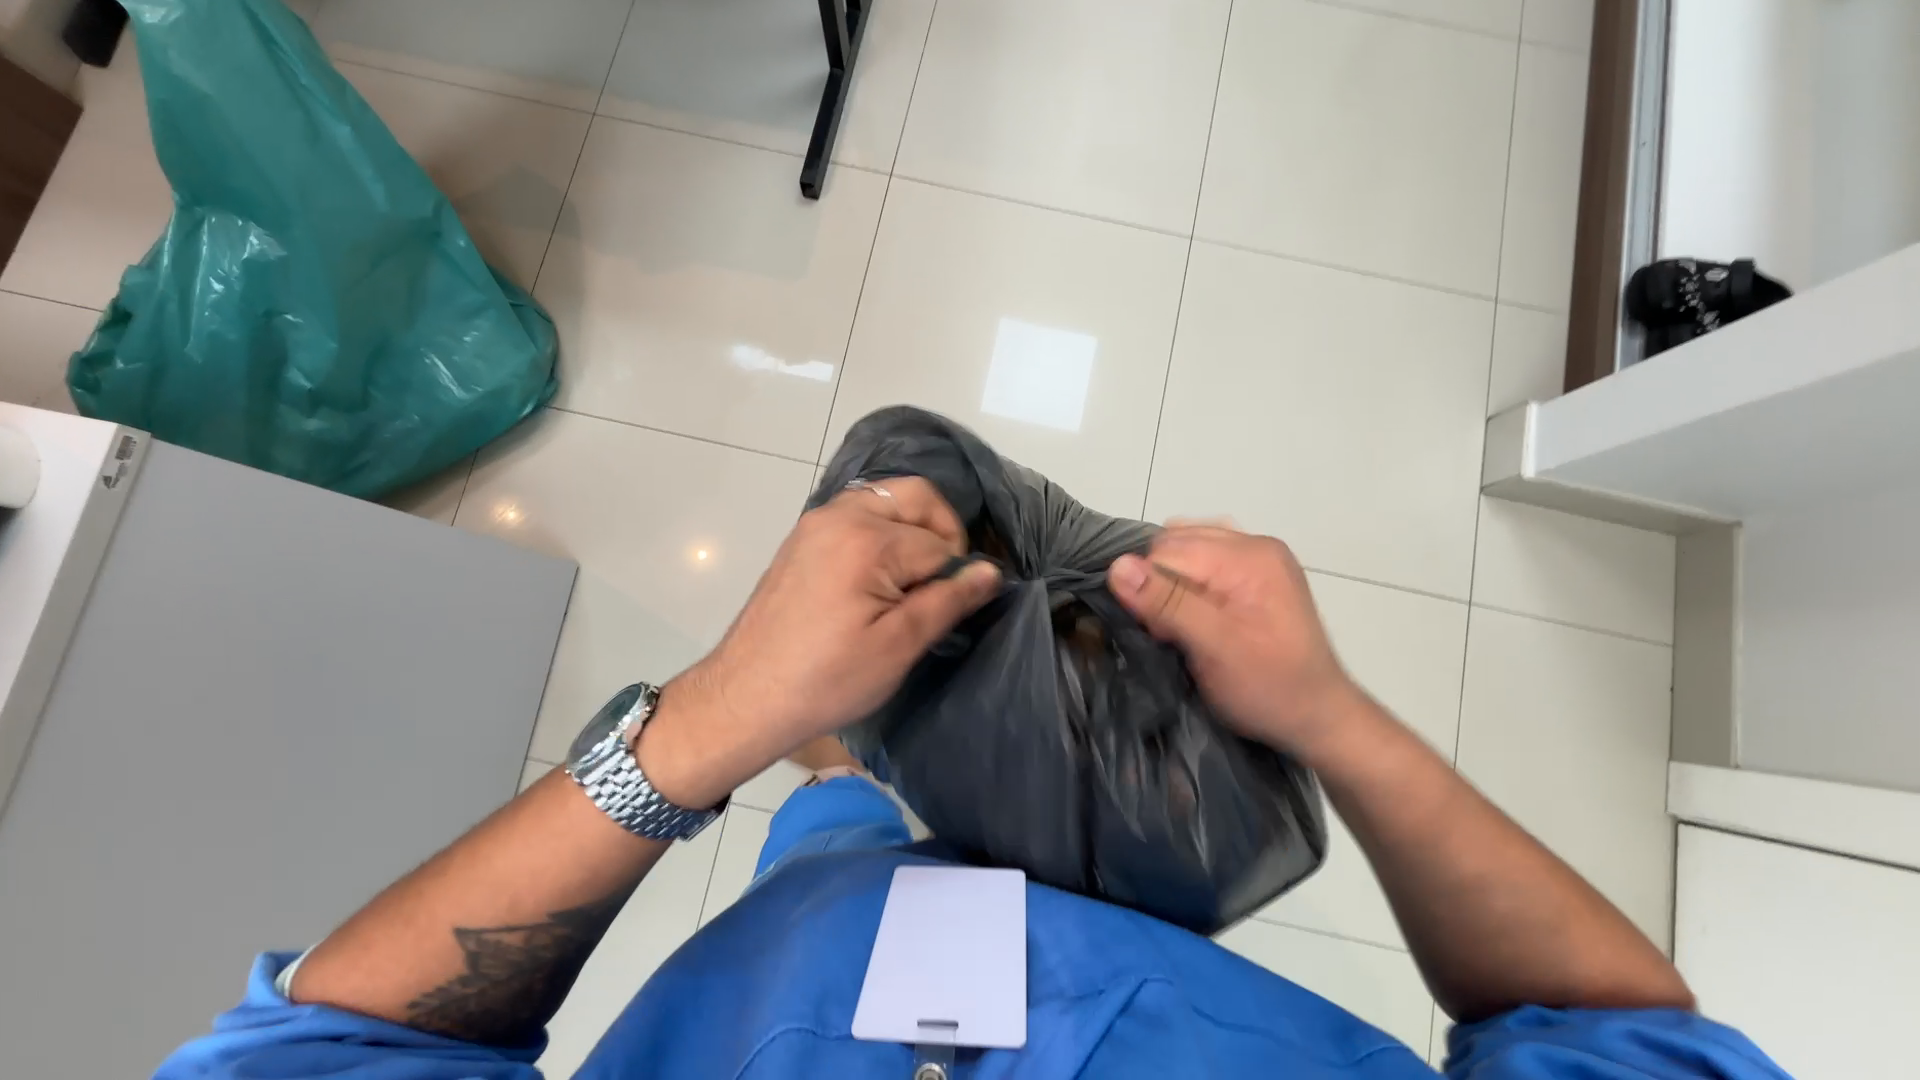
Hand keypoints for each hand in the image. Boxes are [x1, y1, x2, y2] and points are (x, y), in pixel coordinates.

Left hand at [638, 477, 1000, 807]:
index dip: (957, 577)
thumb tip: (990, 571)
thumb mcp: (898, 647)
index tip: (954, 612)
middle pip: (916, 498)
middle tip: (942, 584)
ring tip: (912, 582)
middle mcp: (840, 514)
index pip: (940, 544)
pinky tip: (880, 578)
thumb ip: (948, 600)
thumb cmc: (827, 680)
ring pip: (887, 501)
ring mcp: (816, 522)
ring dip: (912, 530)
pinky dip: (882, 533)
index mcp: (866, 539)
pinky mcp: (803, 537)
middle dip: (942, 533)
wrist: (745, 698)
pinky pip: (858, 514)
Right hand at [1107, 524, 1357, 755]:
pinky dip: (1187, 581)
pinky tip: (1195, 611)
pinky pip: (1202, 559)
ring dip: (1170, 583)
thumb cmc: (1269, 688)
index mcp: (1250, 556)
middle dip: (1159, 585)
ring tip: (1184, 624)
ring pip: (1184, 549)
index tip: (1162, 633)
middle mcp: (1255, 544)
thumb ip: (1168, 603)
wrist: (1319, 718)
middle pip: (1174, 543)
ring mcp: (1257, 556)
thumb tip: (1117, 566)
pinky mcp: (1255, 573)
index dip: (1150, 590)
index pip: (1166, 550)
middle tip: (1172, 633)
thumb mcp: (1215, 649)